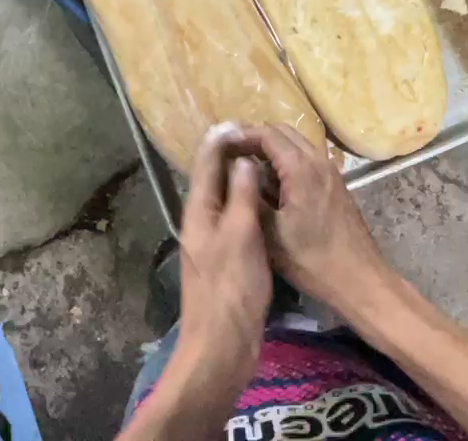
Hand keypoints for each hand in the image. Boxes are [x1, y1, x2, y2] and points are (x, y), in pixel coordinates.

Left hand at [169, 126, 272, 399]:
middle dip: (231, 154)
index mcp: (199, 210)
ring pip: (226, 197)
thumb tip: (243, 158)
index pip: (206, 162)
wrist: (222, 345)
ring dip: (241, 177)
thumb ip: (242, 195)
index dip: (221, 139)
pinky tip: (268, 202)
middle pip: (214, 177)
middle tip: (259, 136)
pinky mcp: (227, 256)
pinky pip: (237, 217)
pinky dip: (250, 202)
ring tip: (267, 160)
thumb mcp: (241, 235)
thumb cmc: (231, 288)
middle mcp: (202, 219)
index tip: (242, 121)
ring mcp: (213, 239)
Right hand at [244, 124, 394, 321]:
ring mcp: (330, 171)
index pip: (266, 134)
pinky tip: (274, 185)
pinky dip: (287, 161)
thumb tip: (234, 173)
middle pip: (282, 132)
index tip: (221, 144)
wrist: (360, 280)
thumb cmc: (312, 260)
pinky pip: (307, 158)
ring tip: (249, 169)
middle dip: (256, 139)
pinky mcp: (335, 184)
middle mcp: (318, 161)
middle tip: (232, 155)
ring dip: (273, 149)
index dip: (241, 135)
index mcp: (300, 168)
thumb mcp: (270, 234)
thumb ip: (251, 197)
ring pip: (296, 144)